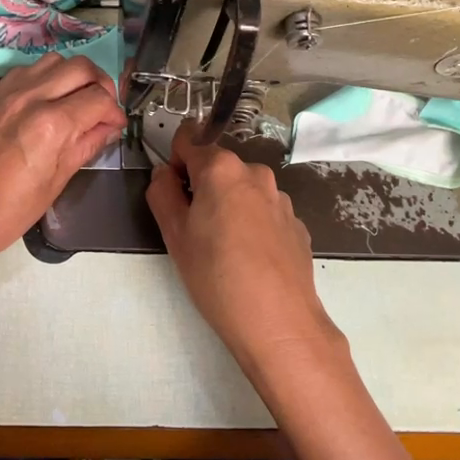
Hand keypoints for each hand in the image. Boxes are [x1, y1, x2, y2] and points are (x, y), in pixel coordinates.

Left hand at [0, 54, 125, 268]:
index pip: (98, 99)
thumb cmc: (7, 212)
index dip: (114, 112)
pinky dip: (46, 77)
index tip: (116, 127)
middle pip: (80, 68)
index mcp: (50, 124)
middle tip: (103, 109)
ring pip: (54, 61)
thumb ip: (85, 147)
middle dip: (101, 84)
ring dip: (73, 75)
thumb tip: (108, 129)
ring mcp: (8, 93)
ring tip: (77, 101)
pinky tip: (48, 101)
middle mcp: (30, 98)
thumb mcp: (55, 183)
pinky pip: (27, 70)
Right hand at [146, 125, 341, 371]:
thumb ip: (162, 193)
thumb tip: (166, 173)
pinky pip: (264, 213)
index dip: (175, 159)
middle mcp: (255, 173)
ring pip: (242, 190)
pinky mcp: (297, 224)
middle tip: (194, 229)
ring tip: (225, 249)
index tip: (173, 191)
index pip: (189, 137)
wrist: (279, 322)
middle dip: (202, 187)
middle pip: (218, 166)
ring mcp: (281, 199)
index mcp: (221, 168)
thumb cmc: (216, 275)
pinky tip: (250, 260)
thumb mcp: (173, 235)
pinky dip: (252, 225)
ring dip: (229, 206)